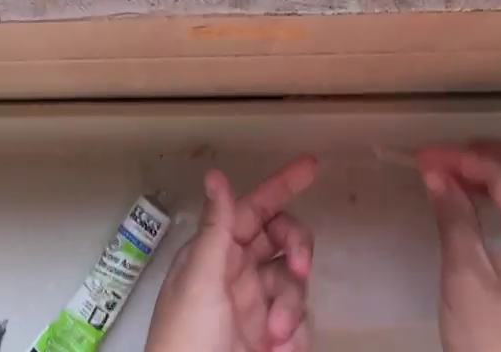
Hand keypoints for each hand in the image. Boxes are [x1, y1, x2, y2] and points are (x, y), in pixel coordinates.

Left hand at [144, 156, 318, 351]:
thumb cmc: (188, 338)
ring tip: (273, 338)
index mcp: (215, 252)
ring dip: (291, 308)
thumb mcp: (200, 281)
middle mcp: (237, 272)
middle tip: (299, 269)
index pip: (253, 208)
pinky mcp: (271, 339)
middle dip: (296, 249)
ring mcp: (256, 307)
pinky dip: (294, 337)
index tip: (312, 166)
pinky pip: (299, 325)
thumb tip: (216, 174)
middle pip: (282, 240)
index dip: (281, 185)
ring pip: (293, 284)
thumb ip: (216, 228)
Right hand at [418, 141, 500, 351]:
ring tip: (452, 175)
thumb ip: (454, 218)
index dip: (464, 160)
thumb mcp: (465, 278)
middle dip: (488, 156)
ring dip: (496, 175)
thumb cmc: (490, 342)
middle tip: (445, 157)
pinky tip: (473, 204)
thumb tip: (436, 172)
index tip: (423, 157)